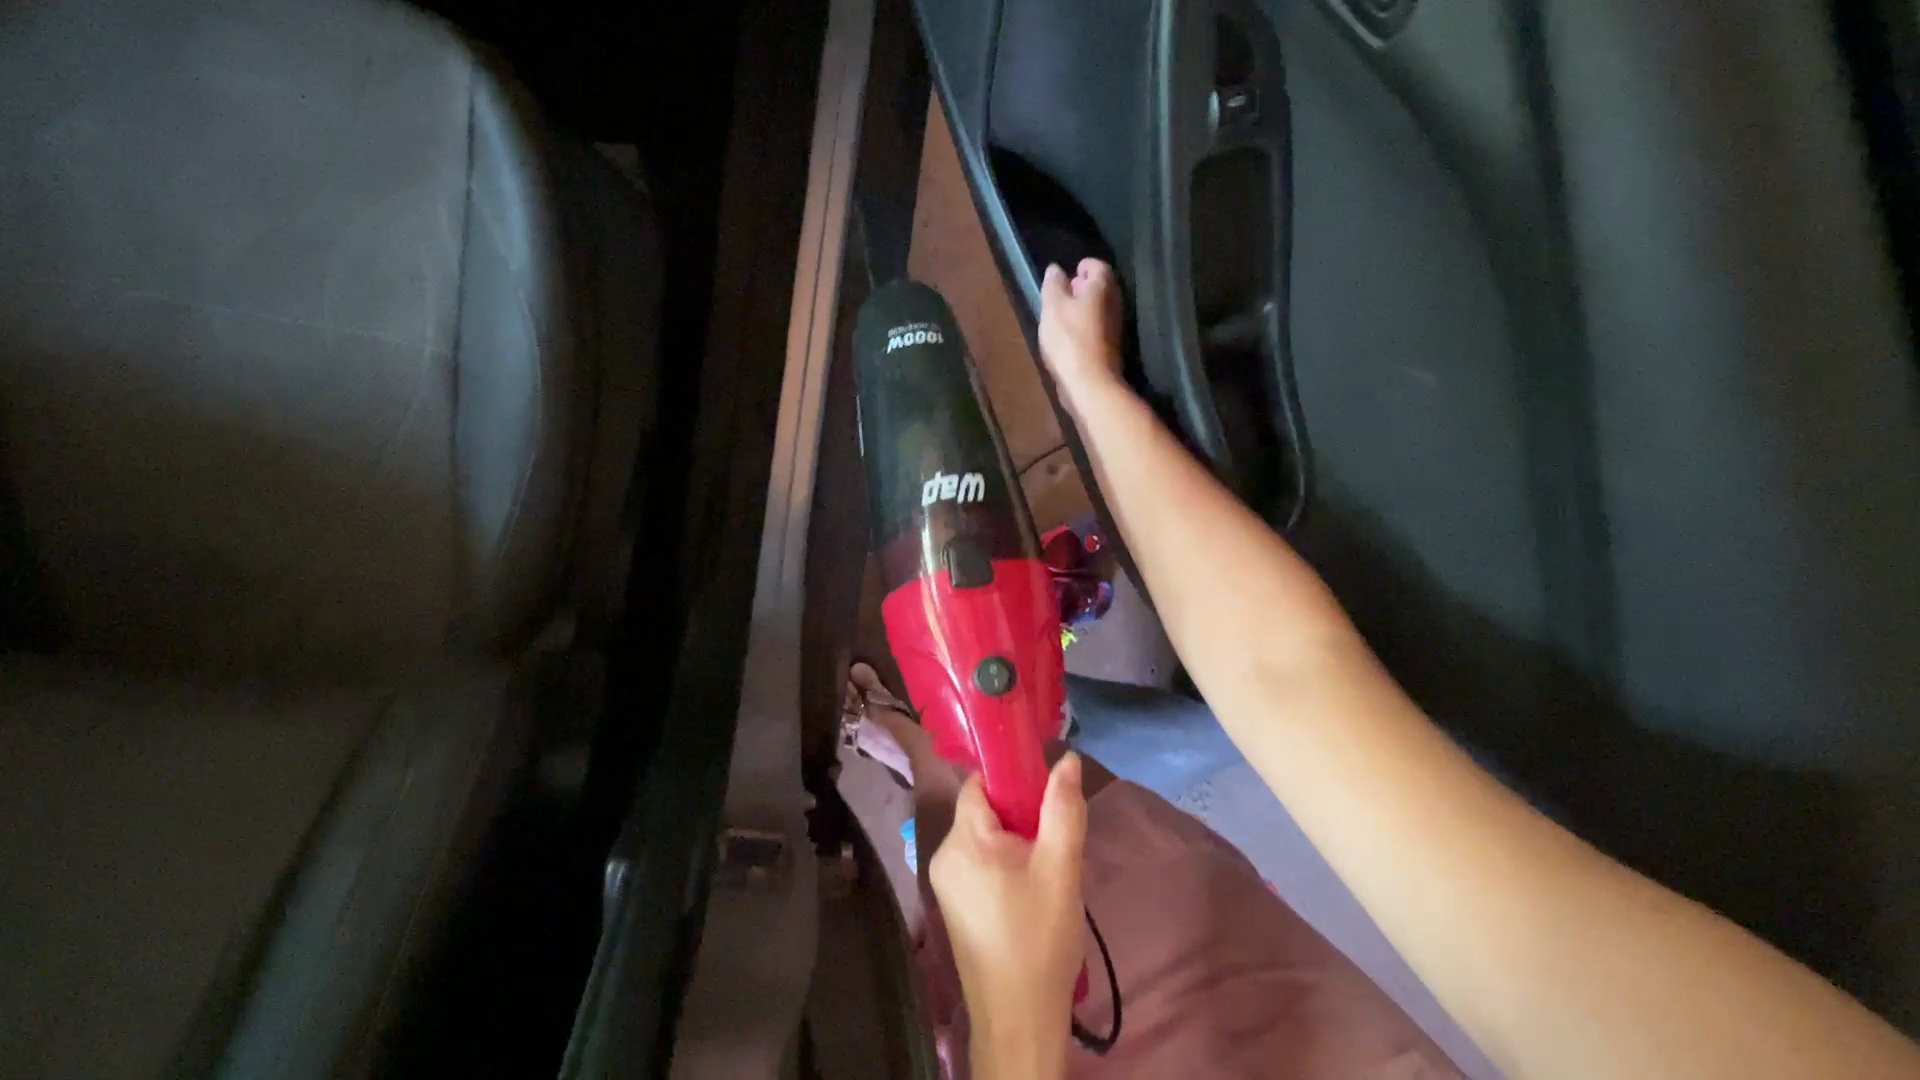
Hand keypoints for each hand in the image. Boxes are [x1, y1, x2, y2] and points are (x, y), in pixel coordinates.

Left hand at [930, 753, 1088, 1079]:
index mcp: (962, 841)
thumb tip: (1066, 758)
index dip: (1011, 778)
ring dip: (1018, 843)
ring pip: (985, 841)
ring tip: (1051, 868)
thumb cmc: (1039, 937)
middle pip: (983, 812)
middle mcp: (944, 856)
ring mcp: (946, 884)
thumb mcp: (1061, 868)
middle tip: (1057, 839)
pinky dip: (1007, 866)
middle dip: (1022, 816)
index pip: (978, 785)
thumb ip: (1063, 809)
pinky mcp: (956, 907)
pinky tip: (1035, 890)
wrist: (1018, 1017)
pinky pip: (981, 866)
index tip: (1045, 790)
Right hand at [1039, 259, 1125, 415]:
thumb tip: (1056, 269)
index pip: (1097, 266)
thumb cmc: (1068, 339)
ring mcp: (1115, 327)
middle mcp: (1114, 303)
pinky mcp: (1111, 348)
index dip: (1082, 267)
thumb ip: (1053, 284)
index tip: (1068, 274)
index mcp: (1102, 287)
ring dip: (1083, 310)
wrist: (1090, 383)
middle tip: (1063, 294)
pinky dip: (1085, 328)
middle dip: (1083, 288)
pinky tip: (1069, 338)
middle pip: (1100, 288)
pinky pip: (1098, 329)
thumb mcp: (1052, 307)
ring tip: (1062, 316)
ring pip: (1099, 309)